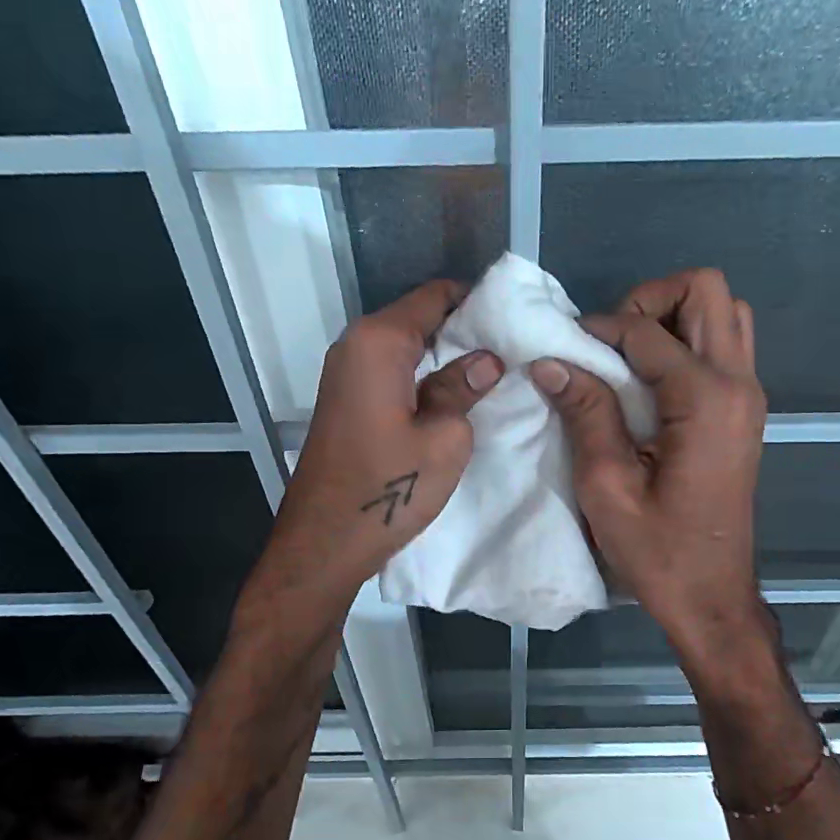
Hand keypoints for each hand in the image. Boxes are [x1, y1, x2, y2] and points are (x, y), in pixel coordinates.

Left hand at [253, 279, 502, 610]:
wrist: (324, 542)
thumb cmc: (388, 487)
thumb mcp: (444, 438)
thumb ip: (463, 389)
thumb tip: (487, 359)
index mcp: (379, 342)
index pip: (435, 297)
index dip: (477, 300)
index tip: (515, 316)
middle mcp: (356, 346)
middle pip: (418, 318)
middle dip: (464, 328)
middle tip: (511, 348)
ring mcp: (346, 373)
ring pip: (406, 346)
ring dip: (445, 355)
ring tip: (491, 372)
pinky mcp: (346, 400)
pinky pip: (392, 370)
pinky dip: (423, 374)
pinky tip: (454, 395)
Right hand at [531, 269, 770, 658]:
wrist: (712, 597)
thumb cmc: (658, 551)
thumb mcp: (607, 486)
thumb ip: (585, 413)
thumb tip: (550, 361)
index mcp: (707, 400)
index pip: (647, 330)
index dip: (599, 331)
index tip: (564, 356)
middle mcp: (739, 384)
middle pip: (707, 290)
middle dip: (651, 300)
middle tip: (610, 344)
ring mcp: (749, 396)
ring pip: (723, 313)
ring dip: (673, 318)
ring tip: (629, 359)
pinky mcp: (743, 412)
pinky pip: (722, 347)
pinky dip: (685, 344)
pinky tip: (648, 383)